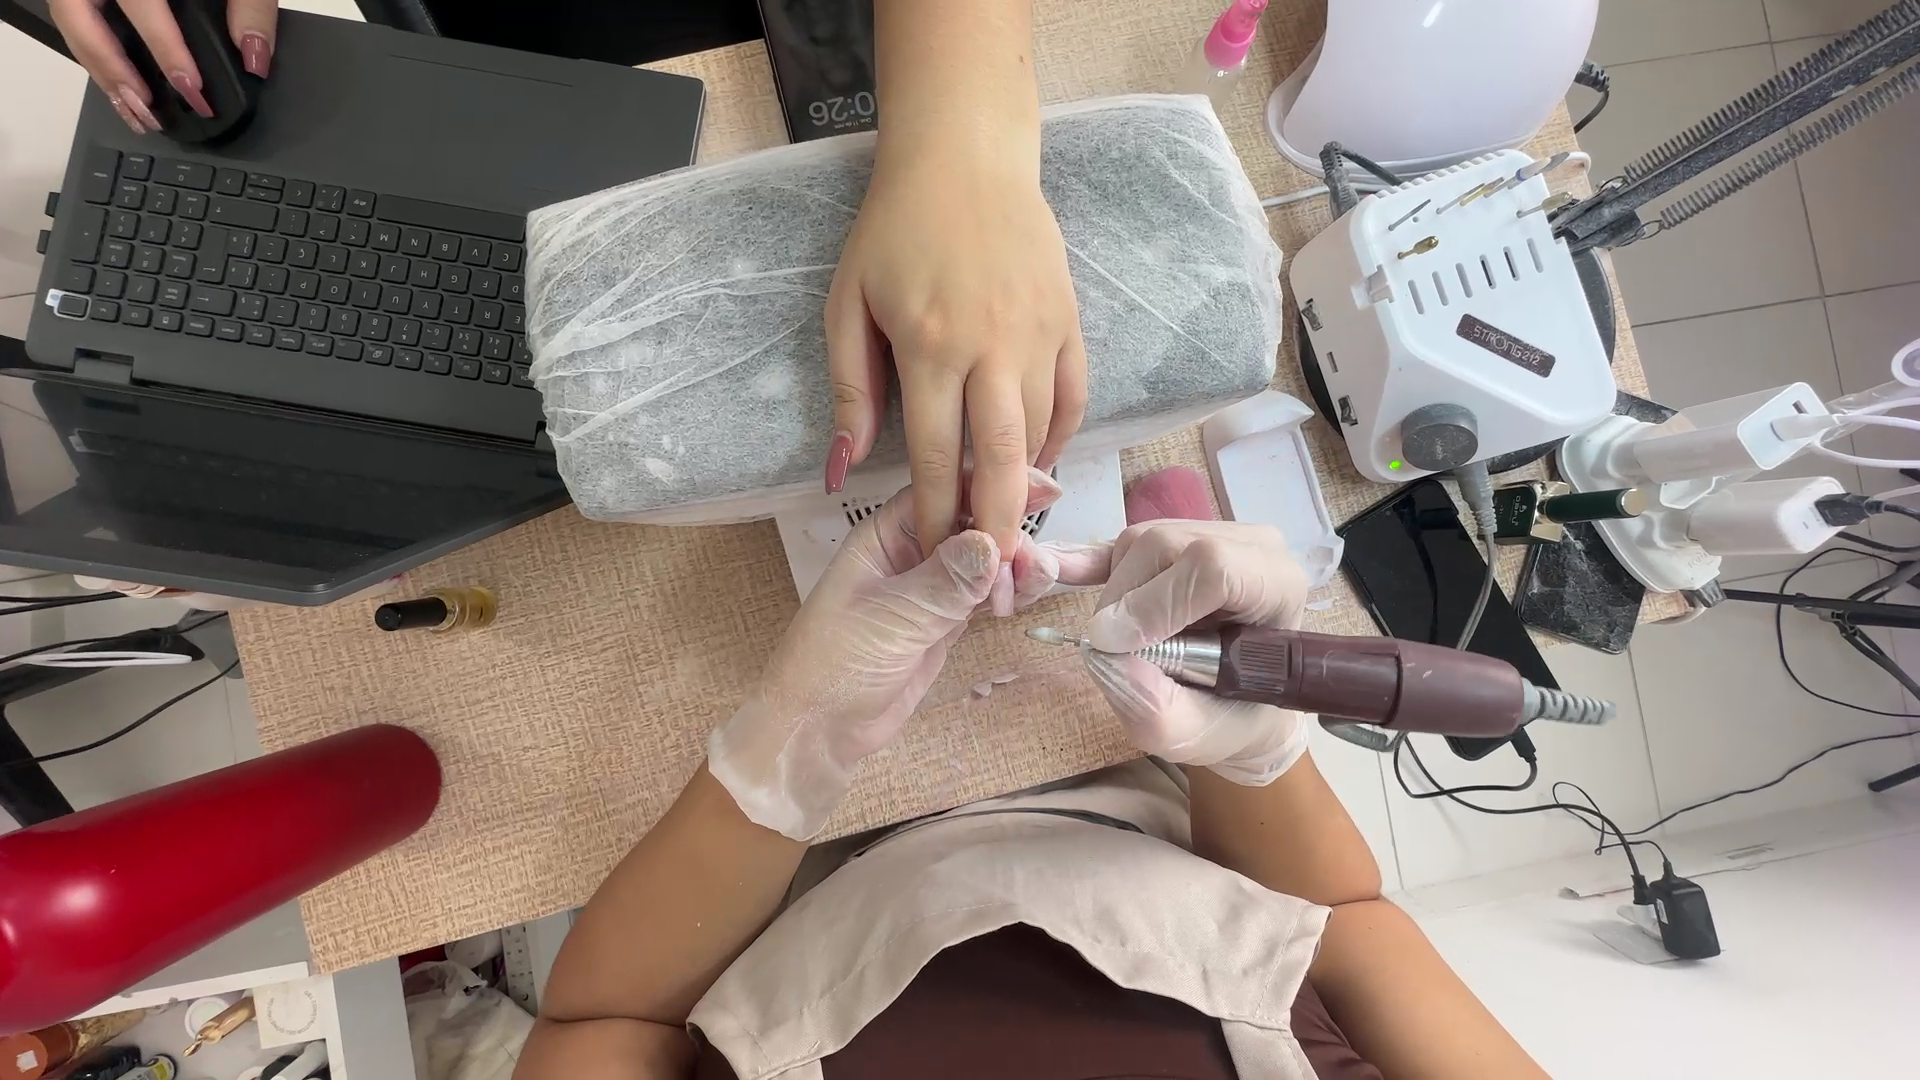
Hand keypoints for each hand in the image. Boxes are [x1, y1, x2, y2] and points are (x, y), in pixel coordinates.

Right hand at [50, 0, 277, 133]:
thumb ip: (250, 7)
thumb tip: (255, 60)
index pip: (141, 2)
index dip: (166, 49)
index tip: (193, 89)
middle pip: (79, 11)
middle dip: (113, 66)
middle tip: (152, 110)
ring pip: (68, 15)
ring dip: (99, 68)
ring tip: (135, 112)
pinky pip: (74, 14)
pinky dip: (96, 55)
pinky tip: (122, 90)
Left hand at [708, 467, 1065, 839]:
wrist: (820, 730)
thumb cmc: (836, 664)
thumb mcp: (891, 619)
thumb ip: (944, 582)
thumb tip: (993, 543)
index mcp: (886, 534)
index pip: (944, 490)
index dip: (992, 485)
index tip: (1045, 491)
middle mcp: (912, 551)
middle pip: (975, 522)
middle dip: (1010, 534)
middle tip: (1030, 568)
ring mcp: (932, 586)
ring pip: (987, 560)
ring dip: (1016, 566)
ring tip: (1033, 586)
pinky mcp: (946, 618)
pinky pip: (987, 593)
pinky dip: (1010, 592)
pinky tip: (1025, 598)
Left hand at [825, 147, 1087, 563]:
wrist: (965, 158)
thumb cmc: (895, 231)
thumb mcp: (849, 306)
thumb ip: (850, 391)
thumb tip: (841, 467)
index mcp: (930, 346)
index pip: (936, 457)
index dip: (938, 516)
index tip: (938, 558)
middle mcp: (992, 347)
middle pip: (1001, 458)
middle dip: (995, 522)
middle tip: (993, 569)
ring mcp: (1040, 334)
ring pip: (1043, 431)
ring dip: (1027, 483)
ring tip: (1009, 519)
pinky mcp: (1070, 321)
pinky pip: (1075, 396)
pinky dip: (1061, 436)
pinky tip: (1041, 460)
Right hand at [1054, 521, 1313, 785]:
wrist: (1240, 705)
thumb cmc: (1230, 720)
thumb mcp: (1195, 736)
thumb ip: (1154, 708)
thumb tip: (1105, 650)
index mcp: (1276, 586)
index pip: (1212, 567)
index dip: (1156, 602)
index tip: (1117, 644)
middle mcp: (1250, 545)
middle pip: (1163, 547)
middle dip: (1123, 602)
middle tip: (1117, 652)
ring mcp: (1211, 531)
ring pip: (1137, 543)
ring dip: (1114, 593)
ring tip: (1130, 637)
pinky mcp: (1172, 536)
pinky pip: (1118, 542)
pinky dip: (1083, 559)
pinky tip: (1056, 567)